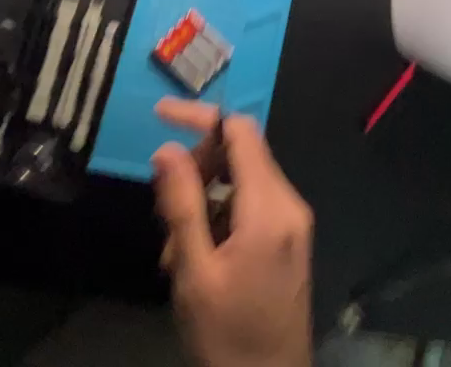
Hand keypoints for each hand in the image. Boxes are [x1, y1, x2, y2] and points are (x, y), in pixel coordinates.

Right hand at [151, 98, 313, 366]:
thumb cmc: (229, 334)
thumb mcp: (195, 271)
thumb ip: (181, 205)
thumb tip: (165, 148)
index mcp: (270, 209)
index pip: (240, 132)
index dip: (200, 117)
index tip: (159, 116)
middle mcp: (288, 206)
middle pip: (239, 152)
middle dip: (195, 166)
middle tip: (162, 204)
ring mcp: (291, 224)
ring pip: (239, 179)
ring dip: (201, 196)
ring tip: (173, 244)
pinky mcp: (286, 241)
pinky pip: (248, 204)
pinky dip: (217, 214)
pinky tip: (194, 253)